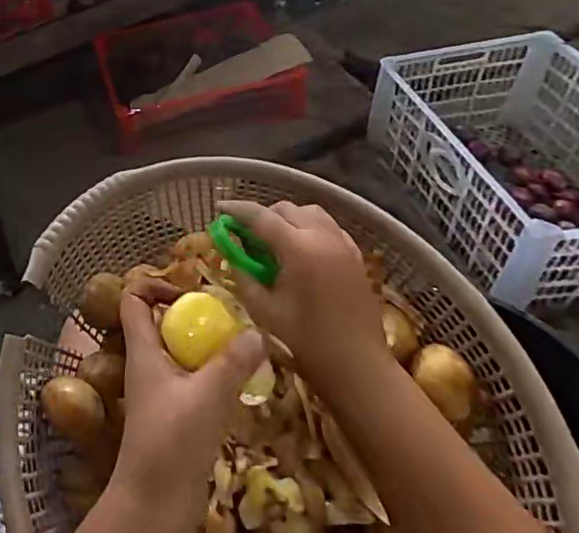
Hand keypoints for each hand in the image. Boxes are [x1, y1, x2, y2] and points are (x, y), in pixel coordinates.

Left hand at [96, 279, 264, 528]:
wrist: (154, 504)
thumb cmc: (171, 442)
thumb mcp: (207, 396)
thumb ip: (232, 363)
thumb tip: (258, 332)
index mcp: (142, 350)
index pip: (133, 299)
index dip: (156, 285)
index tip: (190, 294)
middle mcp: (146, 364)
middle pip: (160, 322)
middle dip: (190, 315)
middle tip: (224, 320)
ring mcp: (158, 390)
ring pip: (177, 352)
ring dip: (203, 346)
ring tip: (237, 347)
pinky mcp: (172, 414)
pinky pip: (189, 379)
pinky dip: (208, 374)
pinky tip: (235, 383)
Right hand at [218, 201, 386, 371]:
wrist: (359, 370)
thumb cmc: (306, 343)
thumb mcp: (263, 310)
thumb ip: (243, 274)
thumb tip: (232, 251)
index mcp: (298, 248)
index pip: (260, 216)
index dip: (236, 209)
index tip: (219, 208)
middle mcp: (322, 237)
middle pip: (285, 209)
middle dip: (262, 215)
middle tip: (246, 234)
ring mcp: (343, 245)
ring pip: (310, 213)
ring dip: (288, 218)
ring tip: (275, 240)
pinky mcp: (356, 257)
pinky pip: (329, 228)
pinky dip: (311, 228)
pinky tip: (303, 250)